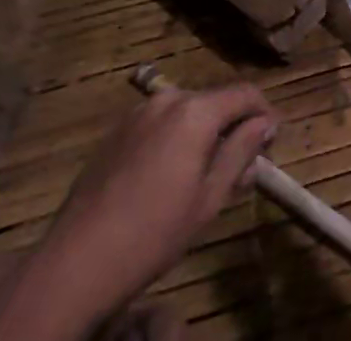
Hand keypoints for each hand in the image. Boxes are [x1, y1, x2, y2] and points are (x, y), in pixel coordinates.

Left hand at [0, 85, 275, 340]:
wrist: (79, 258)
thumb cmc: (155, 231)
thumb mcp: (211, 197)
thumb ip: (241, 151)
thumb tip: (265, 123)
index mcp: (195, 111)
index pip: (245, 93)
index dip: (265, 113)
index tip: (271, 143)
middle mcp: (167, 98)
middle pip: (215, 101)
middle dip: (233, 126)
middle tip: (240, 170)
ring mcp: (138, 111)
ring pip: (187, 112)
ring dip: (204, 133)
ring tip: (204, 177)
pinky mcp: (117, 129)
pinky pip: (160, 122)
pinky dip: (176, 138)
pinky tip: (167, 178)